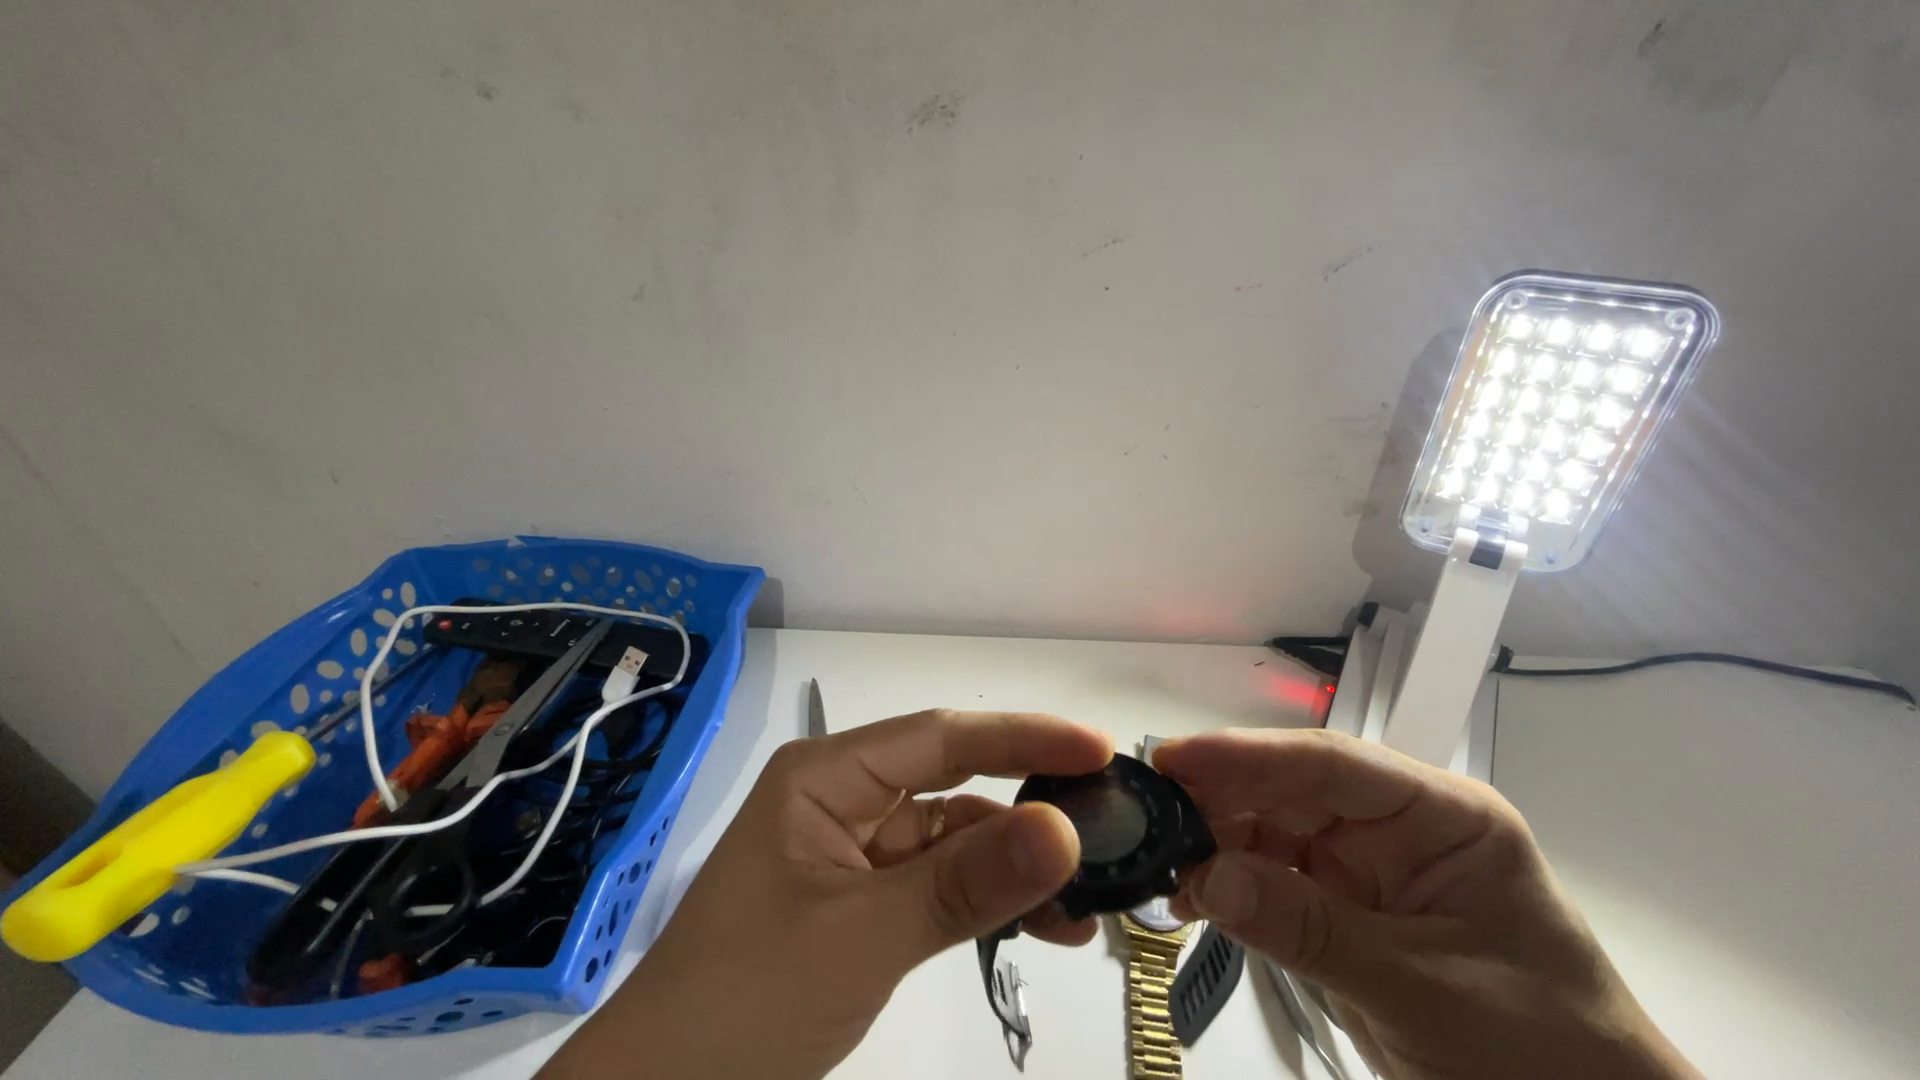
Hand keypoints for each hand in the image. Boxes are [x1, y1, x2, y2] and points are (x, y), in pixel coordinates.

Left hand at [538, 709, 1111, 1079]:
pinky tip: (1048, 923)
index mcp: (825, 777)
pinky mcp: (866, 903)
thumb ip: (965, 883)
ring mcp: (856, 854)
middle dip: (1029, 803)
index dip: (1023, 736)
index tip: (1100, 748)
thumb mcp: (863, 936)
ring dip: (1019, 864)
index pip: (940, 736)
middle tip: (1112, 822)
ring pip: (955, 839)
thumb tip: (1067, 829)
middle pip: (954, 783)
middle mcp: (844, 801)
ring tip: (1092, 898)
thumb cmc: (746, 999)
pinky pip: (943, 885)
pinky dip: (992, 900)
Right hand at [1154, 728, 1700, 1079]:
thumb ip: (1311, 932)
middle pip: (1291, 791)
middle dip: (1219, 799)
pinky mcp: (1343, 910)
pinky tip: (1190, 902)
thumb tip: (1205, 880)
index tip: (1175, 758)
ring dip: (1215, 846)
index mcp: (1442, 817)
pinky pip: (1272, 881)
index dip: (1249, 755)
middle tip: (1148, 815)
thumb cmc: (1543, 1055)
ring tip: (1161, 867)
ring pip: (1271, 831)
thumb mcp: (1424, 992)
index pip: (1332, 765)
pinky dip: (1228, 889)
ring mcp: (1367, 869)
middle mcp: (1397, 828)